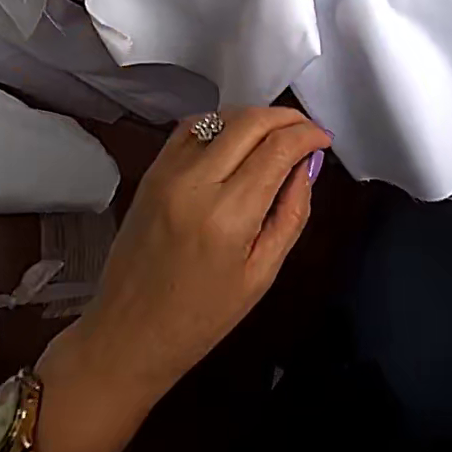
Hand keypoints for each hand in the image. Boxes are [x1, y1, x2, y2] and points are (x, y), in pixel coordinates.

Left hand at [33, 105, 329, 451]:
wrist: (126, 335)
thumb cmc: (204, 315)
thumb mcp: (264, 272)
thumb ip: (293, 212)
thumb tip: (306, 165)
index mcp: (228, 215)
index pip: (278, 148)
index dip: (309, 134)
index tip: (324, 140)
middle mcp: (194, 183)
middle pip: (252, 121)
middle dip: (289, 118)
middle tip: (308, 132)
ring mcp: (166, 173)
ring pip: (222, 117)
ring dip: (258, 118)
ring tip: (278, 136)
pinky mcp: (150, 173)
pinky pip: (192, 127)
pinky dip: (223, 123)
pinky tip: (238, 140)